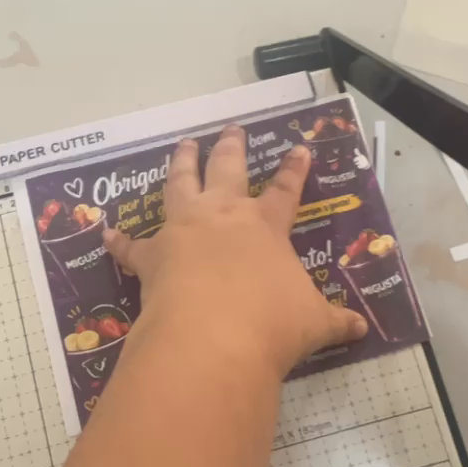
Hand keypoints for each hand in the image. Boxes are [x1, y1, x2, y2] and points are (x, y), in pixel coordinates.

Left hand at [106, 126, 366, 377]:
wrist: (214, 338)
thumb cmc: (271, 324)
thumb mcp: (313, 323)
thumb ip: (335, 321)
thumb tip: (361, 329)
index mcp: (265, 226)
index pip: (285, 190)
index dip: (294, 169)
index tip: (299, 148)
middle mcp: (223, 216)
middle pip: (228, 170)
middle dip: (231, 148)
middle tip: (230, 129)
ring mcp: (184, 230)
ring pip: (180, 185)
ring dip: (182, 164)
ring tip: (183, 145)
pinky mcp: (152, 256)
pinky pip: (131, 245)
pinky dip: (119, 240)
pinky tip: (106, 231)